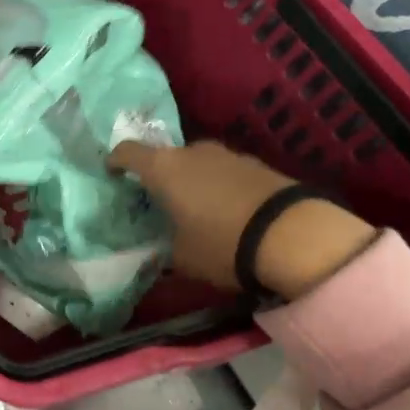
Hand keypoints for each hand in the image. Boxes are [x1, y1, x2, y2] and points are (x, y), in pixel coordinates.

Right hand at [109, 141, 375, 298]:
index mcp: (162, 168)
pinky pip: (227, 173)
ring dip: (195, 181)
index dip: (116, 162)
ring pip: (199, 164)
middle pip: (166, 158)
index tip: (113, 174)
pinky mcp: (259, 165)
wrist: (297, 236)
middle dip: (161, 177)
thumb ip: (164, 244)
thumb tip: (162, 242)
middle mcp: (191, 152)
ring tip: (199, 209)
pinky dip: (222, 187)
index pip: (126, 152)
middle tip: (162, 202)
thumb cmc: (223, 243)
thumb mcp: (182, 257)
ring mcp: (228, 155)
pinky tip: (231, 211)